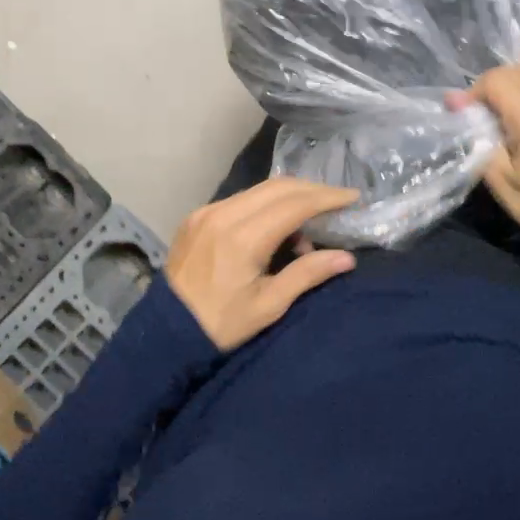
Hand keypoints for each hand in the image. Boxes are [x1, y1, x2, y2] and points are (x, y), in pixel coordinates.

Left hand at [166, 178, 359, 350]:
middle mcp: (223, 214)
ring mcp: (206, 212)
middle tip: (338, 201)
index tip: (352, 197)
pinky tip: (277, 224)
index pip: (293, 204)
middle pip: (276, 187)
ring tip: (311, 219)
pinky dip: (264, 204)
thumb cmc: (222, 324)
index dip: (326, 198)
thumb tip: (346, 257)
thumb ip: (307, 275)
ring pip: (257, 190)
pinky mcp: (196, 217)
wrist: (167, 331)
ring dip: (288, 197)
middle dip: (311, 190)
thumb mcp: (268, 305)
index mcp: (243, 237)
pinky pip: (239, 199)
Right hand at [449, 53, 519, 228]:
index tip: (465, 109)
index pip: (498, 83)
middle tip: (482, 107)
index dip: (474, 91)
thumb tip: (452, 100)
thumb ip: (475, 134)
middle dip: (491, 84)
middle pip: (516, 72)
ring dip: (514, 76)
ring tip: (504, 94)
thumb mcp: (495, 174)